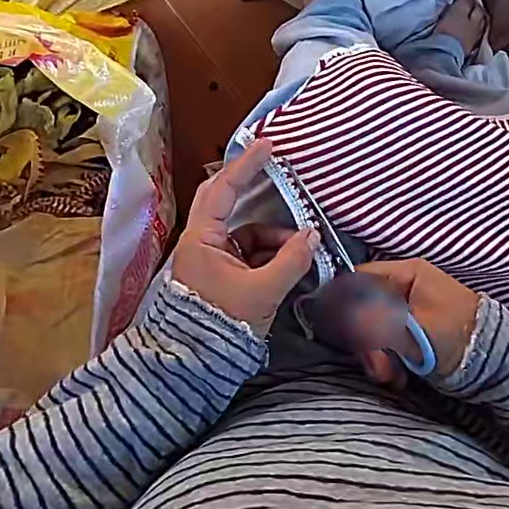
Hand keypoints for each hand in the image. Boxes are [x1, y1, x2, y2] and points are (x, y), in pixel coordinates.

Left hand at [171, 139, 317, 333]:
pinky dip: (272, 251)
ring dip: (274, 234)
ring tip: (301, 247)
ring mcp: (213, 257)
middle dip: (254, 190)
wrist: (196, 363)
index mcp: (201, 239)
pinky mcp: (224, 272)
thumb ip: (291, 260)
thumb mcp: (262, 292)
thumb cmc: (222, 323)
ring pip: (246, 231)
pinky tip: (292, 260)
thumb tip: (313, 235)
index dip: (245, 166)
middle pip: (228, 202)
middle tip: (279, 173)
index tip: (267, 145)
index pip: (222, 189)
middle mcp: (203, 241)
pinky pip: (251, 250)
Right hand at [352, 259, 480, 386]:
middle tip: (378, 366)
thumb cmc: (456, 333)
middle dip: (366, 340)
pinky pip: (384, 344)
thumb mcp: (414, 326)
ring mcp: (404, 311)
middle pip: (362, 308)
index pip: (360, 278)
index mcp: (407, 273)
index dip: (344, 301)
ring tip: (390, 376)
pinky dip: (387, 361)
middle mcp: (402, 288)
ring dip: (376, 356)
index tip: (338, 328)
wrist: (492, 361)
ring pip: (371, 330)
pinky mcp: (407, 334)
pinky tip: (397, 378)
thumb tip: (343, 317)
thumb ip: (376, 320)